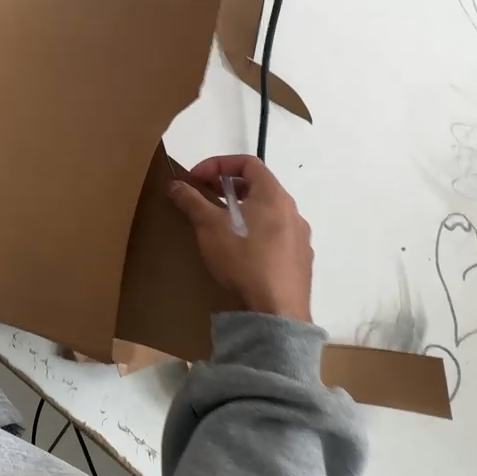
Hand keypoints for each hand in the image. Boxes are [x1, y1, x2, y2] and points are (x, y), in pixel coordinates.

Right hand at [167, 155, 313, 322]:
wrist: (276, 312)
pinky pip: (274, 233)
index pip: (248, 163)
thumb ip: (191, 200)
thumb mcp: (208, 225)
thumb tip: (175, 184)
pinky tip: (238, 250)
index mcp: (274, 197)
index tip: (197, 179)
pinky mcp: (300, 261)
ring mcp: (300, 238)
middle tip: (202, 197)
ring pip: (267, 211)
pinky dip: (253, 230)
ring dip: (240, 209)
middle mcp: (293, 212)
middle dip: (226, 186)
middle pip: (258, 185)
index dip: (218, 164)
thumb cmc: (243, 259)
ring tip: (218, 224)